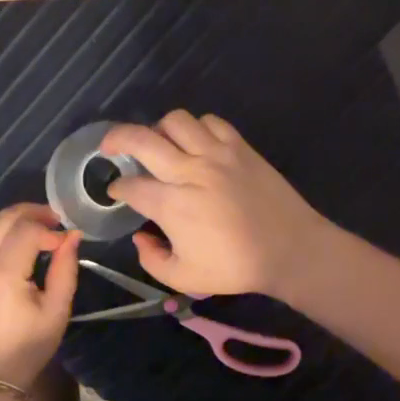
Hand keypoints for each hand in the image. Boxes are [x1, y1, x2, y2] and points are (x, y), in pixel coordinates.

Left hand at [0, 203, 81, 389]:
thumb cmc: (28, 347)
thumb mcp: (56, 311)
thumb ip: (65, 270)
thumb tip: (72, 237)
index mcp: (3, 272)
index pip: (27, 230)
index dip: (52, 230)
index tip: (69, 243)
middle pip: (4, 219)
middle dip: (33, 212)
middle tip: (58, 220)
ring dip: (19, 221)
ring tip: (46, 230)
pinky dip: (9, 234)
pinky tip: (30, 246)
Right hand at [101, 111, 330, 298]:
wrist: (289, 249)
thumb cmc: (234, 267)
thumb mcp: (183, 279)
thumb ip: (151, 260)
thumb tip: (140, 237)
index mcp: (172, 205)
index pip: (131, 186)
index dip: (117, 189)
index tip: (116, 194)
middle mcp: (189, 172)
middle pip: (142, 139)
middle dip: (117, 139)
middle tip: (110, 147)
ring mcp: (216, 154)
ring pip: (175, 121)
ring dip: (158, 129)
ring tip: (158, 144)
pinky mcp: (240, 147)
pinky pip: (210, 122)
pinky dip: (195, 128)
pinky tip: (193, 144)